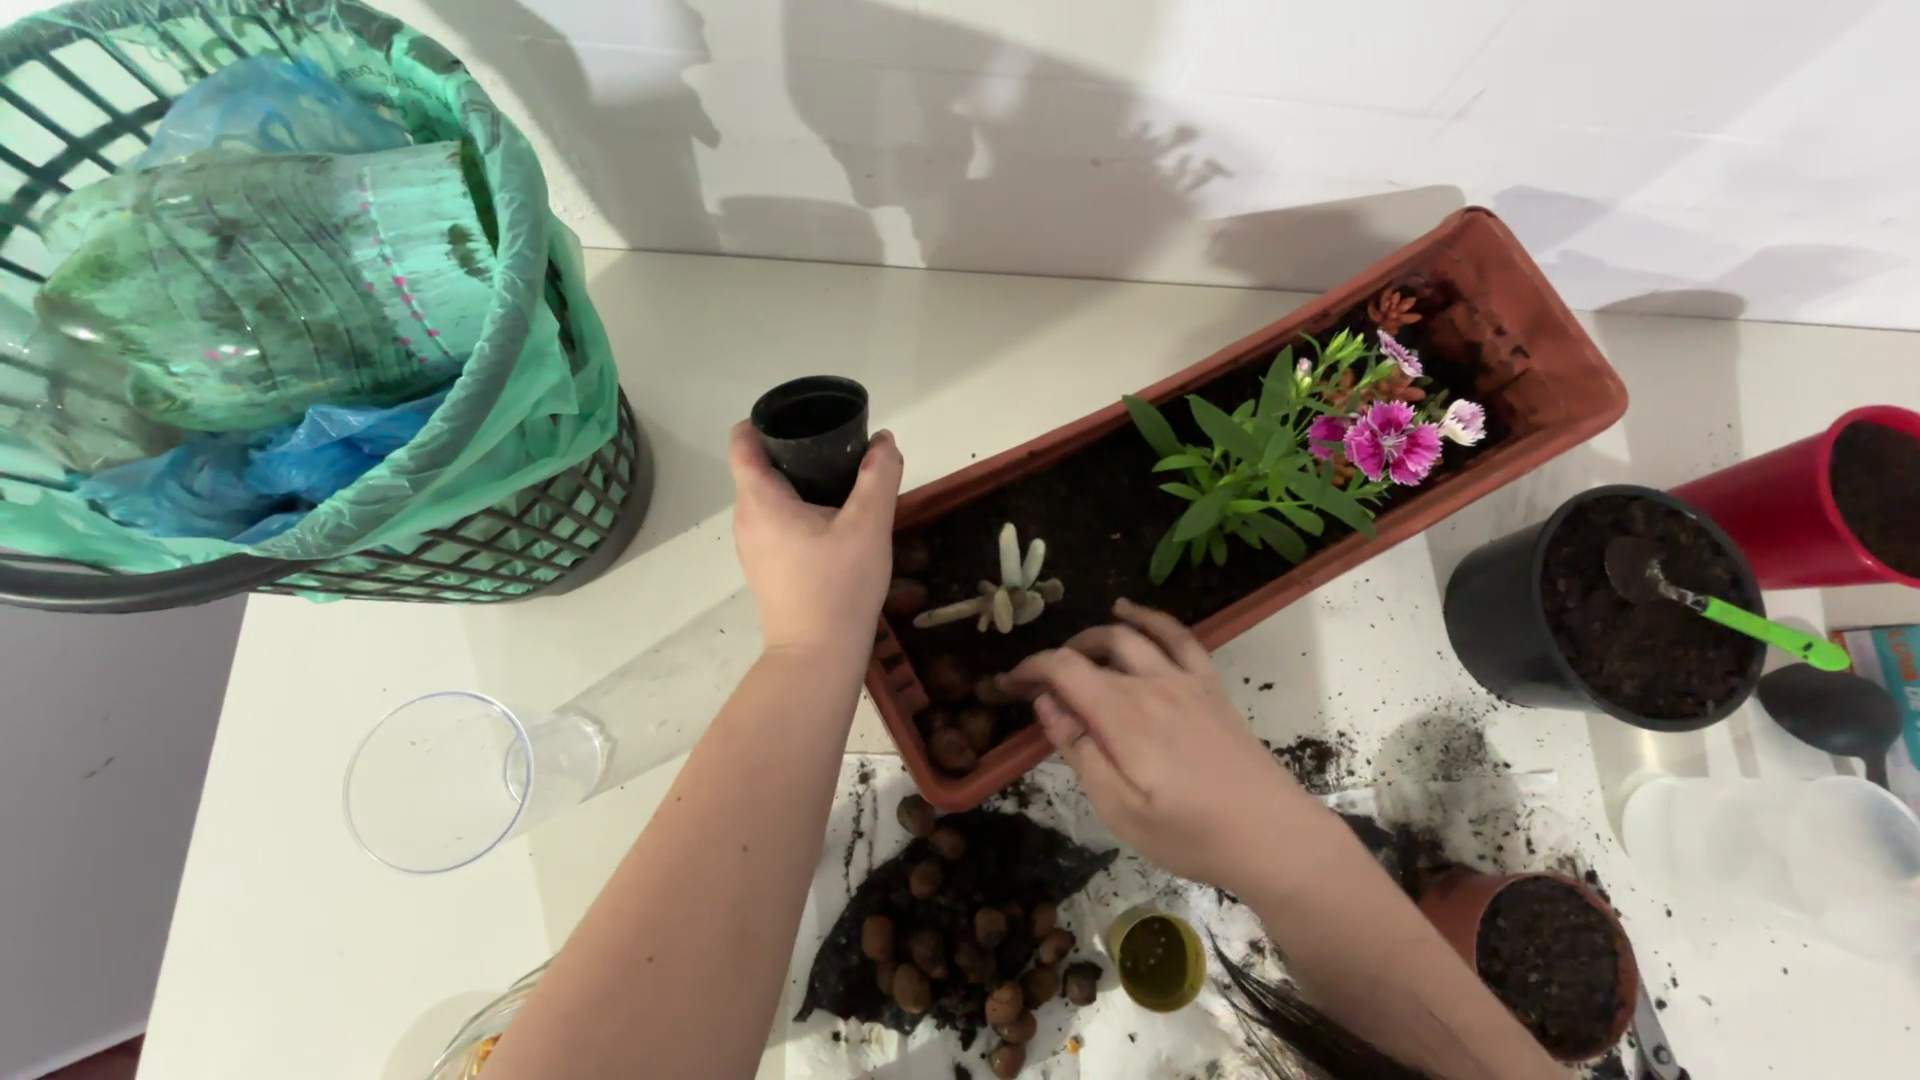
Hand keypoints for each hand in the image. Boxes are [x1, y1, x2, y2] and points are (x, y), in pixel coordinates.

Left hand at [729, 421, 903, 664]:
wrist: (818, 655)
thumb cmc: (838, 586)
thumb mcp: (869, 525)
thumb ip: (879, 476)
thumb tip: (884, 442)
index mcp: (760, 499)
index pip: (742, 441)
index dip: (768, 420)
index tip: (805, 419)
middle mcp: (746, 519)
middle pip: (759, 466)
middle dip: (795, 450)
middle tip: (839, 448)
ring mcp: (753, 546)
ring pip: (770, 497)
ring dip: (800, 482)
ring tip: (842, 482)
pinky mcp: (766, 567)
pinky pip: (777, 522)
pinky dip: (800, 510)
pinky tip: (835, 521)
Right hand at [998, 600, 1313, 892]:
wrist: (1272, 837)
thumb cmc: (1190, 833)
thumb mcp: (1120, 808)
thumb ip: (1080, 750)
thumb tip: (1046, 704)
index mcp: (1123, 715)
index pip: (1062, 669)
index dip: (1028, 670)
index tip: (1005, 685)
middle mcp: (1151, 684)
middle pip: (1091, 650)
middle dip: (1054, 659)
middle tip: (1034, 684)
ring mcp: (1185, 680)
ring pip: (1129, 635)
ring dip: (1092, 636)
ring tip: (1072, 652)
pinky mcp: (1210, 686)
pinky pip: (1178, 636)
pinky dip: (1150, 618)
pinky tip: (1130, 612)